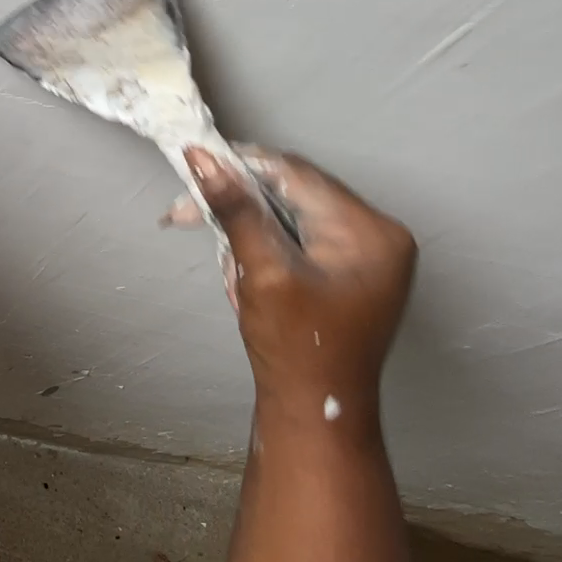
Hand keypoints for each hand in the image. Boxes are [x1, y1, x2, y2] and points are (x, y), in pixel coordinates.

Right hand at [167, 147, 416, 415]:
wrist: (315, 404)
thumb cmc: (294, 342)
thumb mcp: (261, 269)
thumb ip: (234, 208)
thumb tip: (201, 156)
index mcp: (370, 231)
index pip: (293, 173)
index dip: (237, 166)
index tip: (188, 169)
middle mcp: (377, 232)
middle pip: (290, 188)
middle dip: (235, 199)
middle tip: (184, 213)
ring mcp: (365, 250)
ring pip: (286, 208)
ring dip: (242, 220)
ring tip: (217, 251)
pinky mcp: (347, 265)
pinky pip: (294, 230)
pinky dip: (259, 238)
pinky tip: (238, 261)